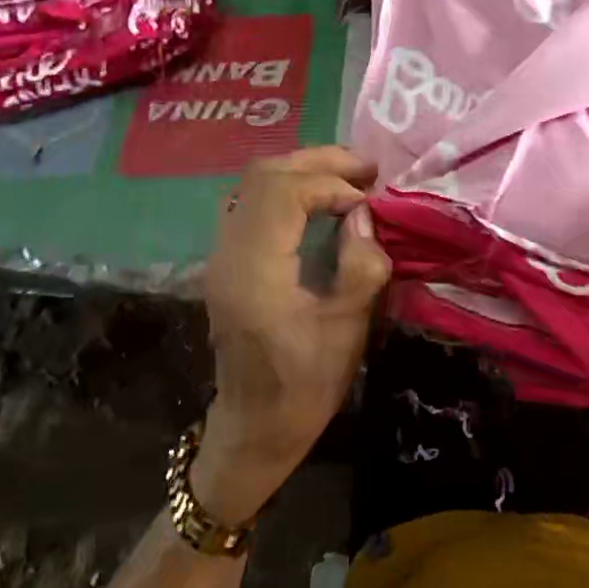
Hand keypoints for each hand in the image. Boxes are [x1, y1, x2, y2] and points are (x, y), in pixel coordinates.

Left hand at [194, 147, 391, 523]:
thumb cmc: (304, 385)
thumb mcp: (347, 331)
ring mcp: (220, 254)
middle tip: (365, 167)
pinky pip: (249, 203)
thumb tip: (362, 215)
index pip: (284, 193)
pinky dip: (284, 189)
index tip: (368, 201)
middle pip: (262, 176)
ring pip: (251, 184)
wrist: (254, 425)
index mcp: (255, 270)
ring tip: (346, 175)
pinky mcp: (225, 260)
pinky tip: (316, 199)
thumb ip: (359, 266)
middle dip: (316, 162)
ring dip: (299, 170)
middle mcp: (228, 252)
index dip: (330, 183)